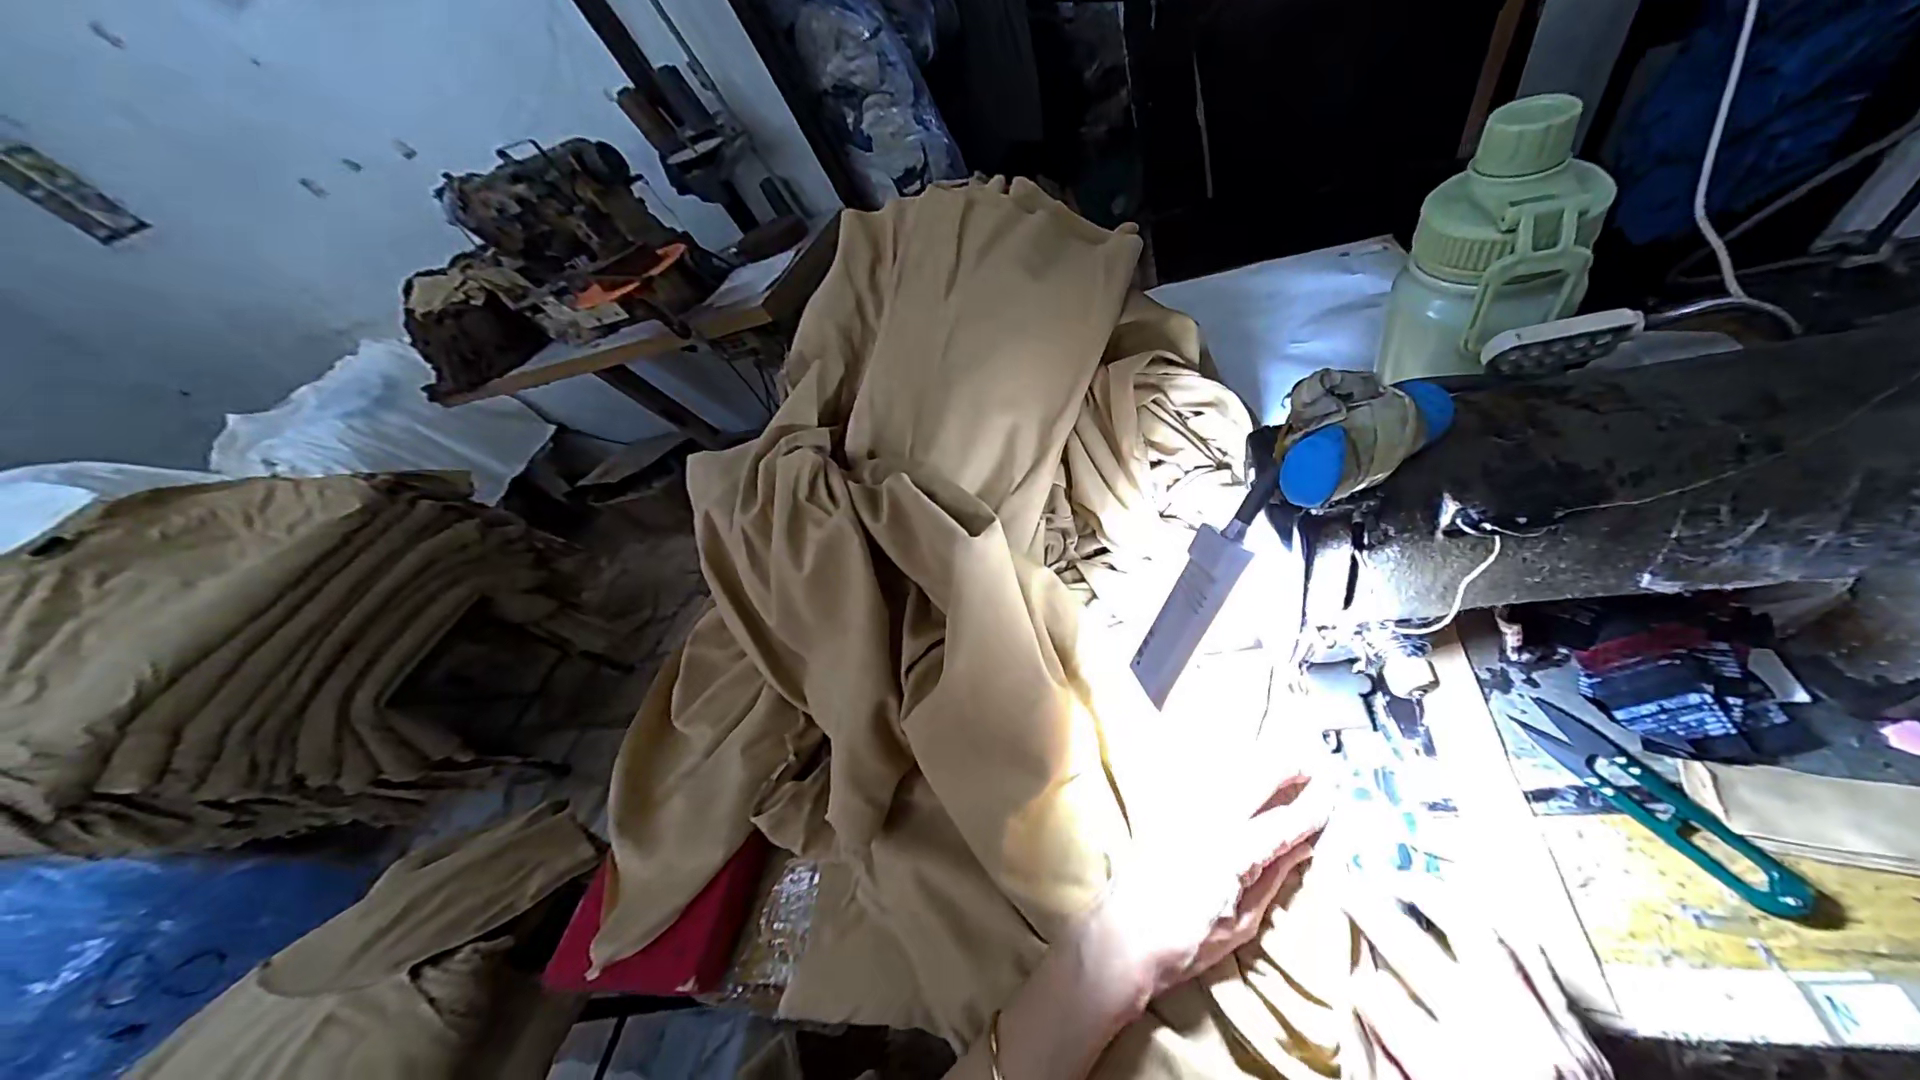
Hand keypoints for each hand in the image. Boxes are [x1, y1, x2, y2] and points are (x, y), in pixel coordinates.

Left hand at [1074, 771, 1328, 1014]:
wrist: (1126, 934)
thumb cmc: (1188, 941)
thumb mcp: (1244, 920)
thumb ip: (1273, 876)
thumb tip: (1302, 846)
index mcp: (1234, 851)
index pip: (1283, 822)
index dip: (1312, 809)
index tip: (1336, 794)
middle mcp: (1208, 818)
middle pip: (1253, 777)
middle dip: (1286, 766)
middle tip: (1316, 764)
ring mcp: (1183, 809)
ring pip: (1227, 770)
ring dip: (1259, 760)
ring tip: (1285, 757)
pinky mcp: (1165, 808)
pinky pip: (1202, 777)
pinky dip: (1226, 766)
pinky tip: (1240, 764)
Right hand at [1346, 874, 1610, 1079]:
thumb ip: (1393, 1061)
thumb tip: (1359, 1005)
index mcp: (1454, 1071)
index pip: (1376, 994)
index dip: (1353, 980)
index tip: (1346, 975)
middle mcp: (1497, 1037)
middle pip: (1412, 945)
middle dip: (1365, 906)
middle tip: (1341, 883)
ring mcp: (1544, 1025)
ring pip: (1474, 926)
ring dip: (1425, 893)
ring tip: (1396, 880)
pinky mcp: (1578, 1027)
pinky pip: (1530, 950)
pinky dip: (1490, 921)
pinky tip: (1463, 910)